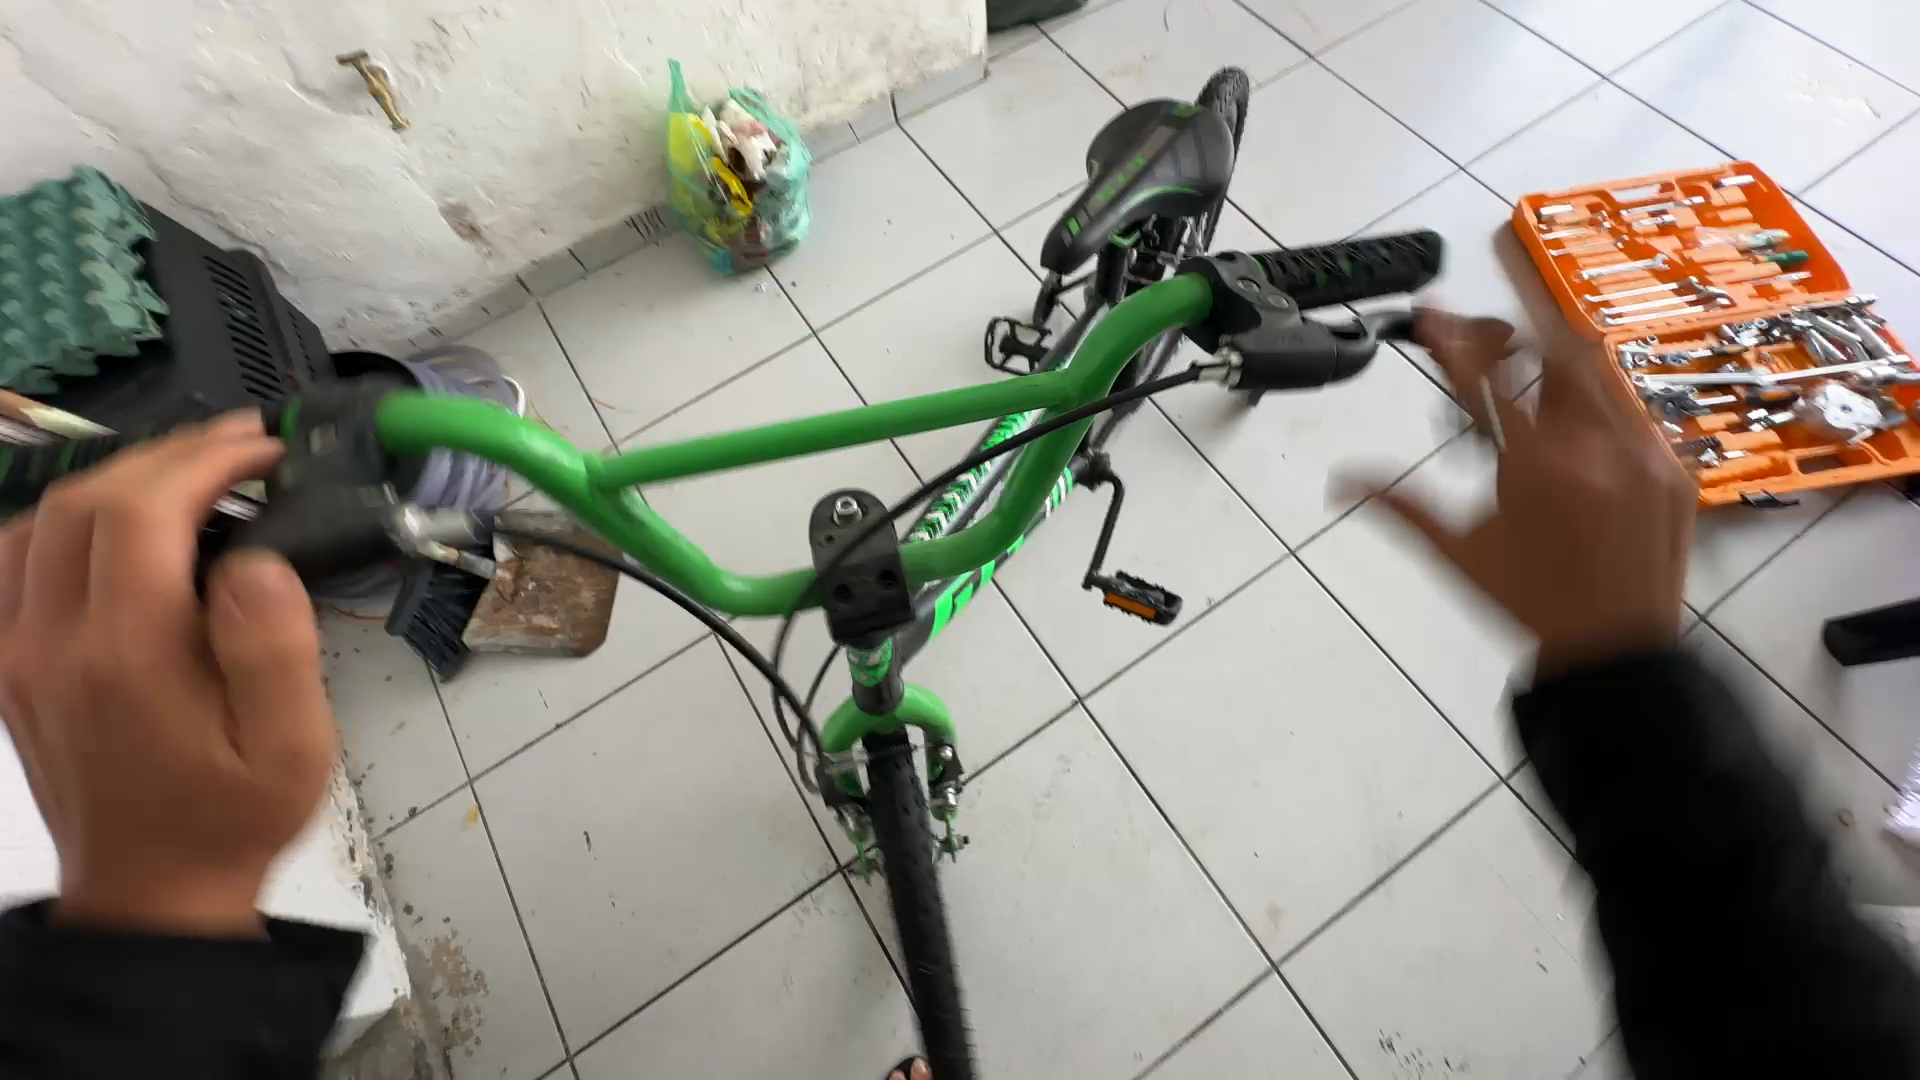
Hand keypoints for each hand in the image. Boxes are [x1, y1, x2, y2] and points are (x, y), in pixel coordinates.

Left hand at [0, 413, 336, 934]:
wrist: (156, 884)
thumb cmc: (242, 807)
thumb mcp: (293, 738)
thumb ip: (273, 646)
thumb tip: (258, 561)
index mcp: (125, 656)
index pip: (138, 517)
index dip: (202, 464)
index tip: (268, 449)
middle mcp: (47, 643)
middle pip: (77, 505)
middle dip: (165, 454)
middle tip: (247, 441)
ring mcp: (15, 654)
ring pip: (34, 525)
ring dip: (117, 476)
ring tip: (198, 466)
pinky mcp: (11, 666)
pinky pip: (17, 563)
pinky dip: (72, 517)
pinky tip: (129, 520)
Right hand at [1354, 310, 1694, 676]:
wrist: (1613, 645)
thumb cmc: (1521, 598)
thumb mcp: (1451, 551)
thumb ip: (1395, 506)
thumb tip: (1338, 482)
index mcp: (1534, 468)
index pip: (1485, 384)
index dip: (1453, 341)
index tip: (1431, 313)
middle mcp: (1596, 449)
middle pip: (1556, 356)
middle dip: (1514, 335)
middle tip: (1483, 335)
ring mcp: (1645, 455)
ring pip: (1600, 376)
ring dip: (1555, 360)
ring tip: (1525, 364)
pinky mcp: (1675, 469)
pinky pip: (1632, 412)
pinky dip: (1594, 400)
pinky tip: (1572, 419)